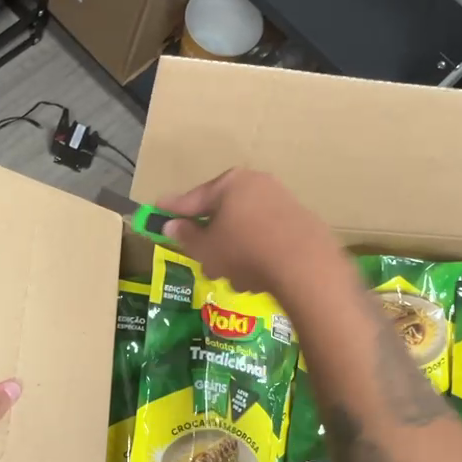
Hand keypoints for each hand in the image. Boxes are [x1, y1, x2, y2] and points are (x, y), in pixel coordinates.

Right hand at [157, 168, 340, 296]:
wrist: (305, 266)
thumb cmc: (244, 252)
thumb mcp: (206, 248)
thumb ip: (186, 236)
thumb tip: (171, 225)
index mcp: (230, 183)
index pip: (192, 198)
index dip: (171, 210)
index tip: (156, 213)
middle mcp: (257, 184)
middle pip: (222, 212)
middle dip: (210, 239)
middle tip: (202, 261)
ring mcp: (282, 201)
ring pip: (244, 228)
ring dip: (233, 252)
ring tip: (233, 278)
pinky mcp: (301, 223)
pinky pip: (266, 237)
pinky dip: (256, 254)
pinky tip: (256, 278)